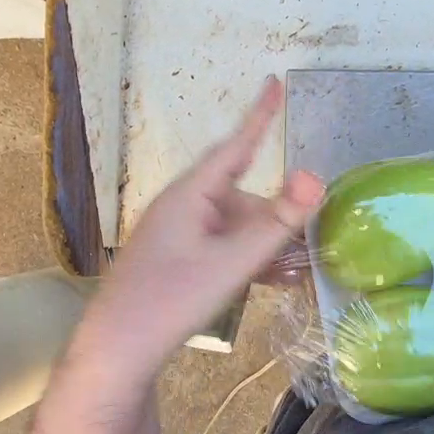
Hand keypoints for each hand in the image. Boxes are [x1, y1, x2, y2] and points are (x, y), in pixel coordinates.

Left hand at [71, 77, 323, 382]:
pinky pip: (223, 248)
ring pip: (235, 226)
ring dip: (267, 242)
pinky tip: (277, 280)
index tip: (275, 82)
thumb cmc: (170, 300)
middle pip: (242, 195)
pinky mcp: (179, 261)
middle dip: (277, 212)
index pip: (234, 145)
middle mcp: (184, 207)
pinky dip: (250, 258)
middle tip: (312, 226)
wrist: (118, 352)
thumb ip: (276, 223)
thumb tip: (315, 177)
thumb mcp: (232, 263)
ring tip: (301, 264)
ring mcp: (180, 235)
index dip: (258, 115)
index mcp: (190, 195)